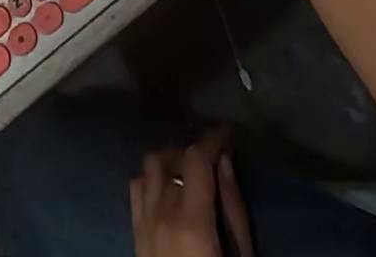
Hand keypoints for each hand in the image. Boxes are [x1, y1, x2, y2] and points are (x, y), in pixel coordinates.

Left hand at [132, 130, 254, 256]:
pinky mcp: (134, 232)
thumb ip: (231, 208)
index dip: (211, 139)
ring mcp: (142, 221)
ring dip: (167, 163)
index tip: (227, 132)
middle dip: (189, 152)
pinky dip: (152, 180)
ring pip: (146, 169)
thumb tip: (223, 162)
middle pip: (166, 158)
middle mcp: (159, 212)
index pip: (195, 160)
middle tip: (213, 160)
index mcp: (190, 220)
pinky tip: (169, 192)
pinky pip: (136, 189)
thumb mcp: (241, 255)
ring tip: (190, 174)